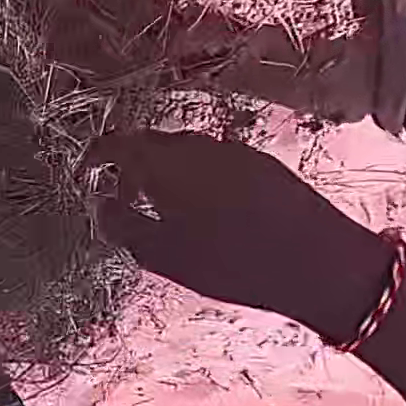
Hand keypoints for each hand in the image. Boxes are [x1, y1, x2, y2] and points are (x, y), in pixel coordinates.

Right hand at [87, 131, 393, 343]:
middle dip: (129, 164)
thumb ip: (121, 225)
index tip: (86, 170)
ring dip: (162, 170)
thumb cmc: (229, 262)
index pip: (116, 143)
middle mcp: (196, 147)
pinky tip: (204, 207)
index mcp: (164, 164)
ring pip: (182, 150)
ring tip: (163, 207)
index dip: (95, 155)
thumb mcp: (161, 254)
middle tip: (123, 196)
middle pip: (149, 142)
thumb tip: (101, 204)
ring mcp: (232, 151)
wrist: (319, 263)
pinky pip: (212, 158)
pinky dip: (193, 174)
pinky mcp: (261, 162)